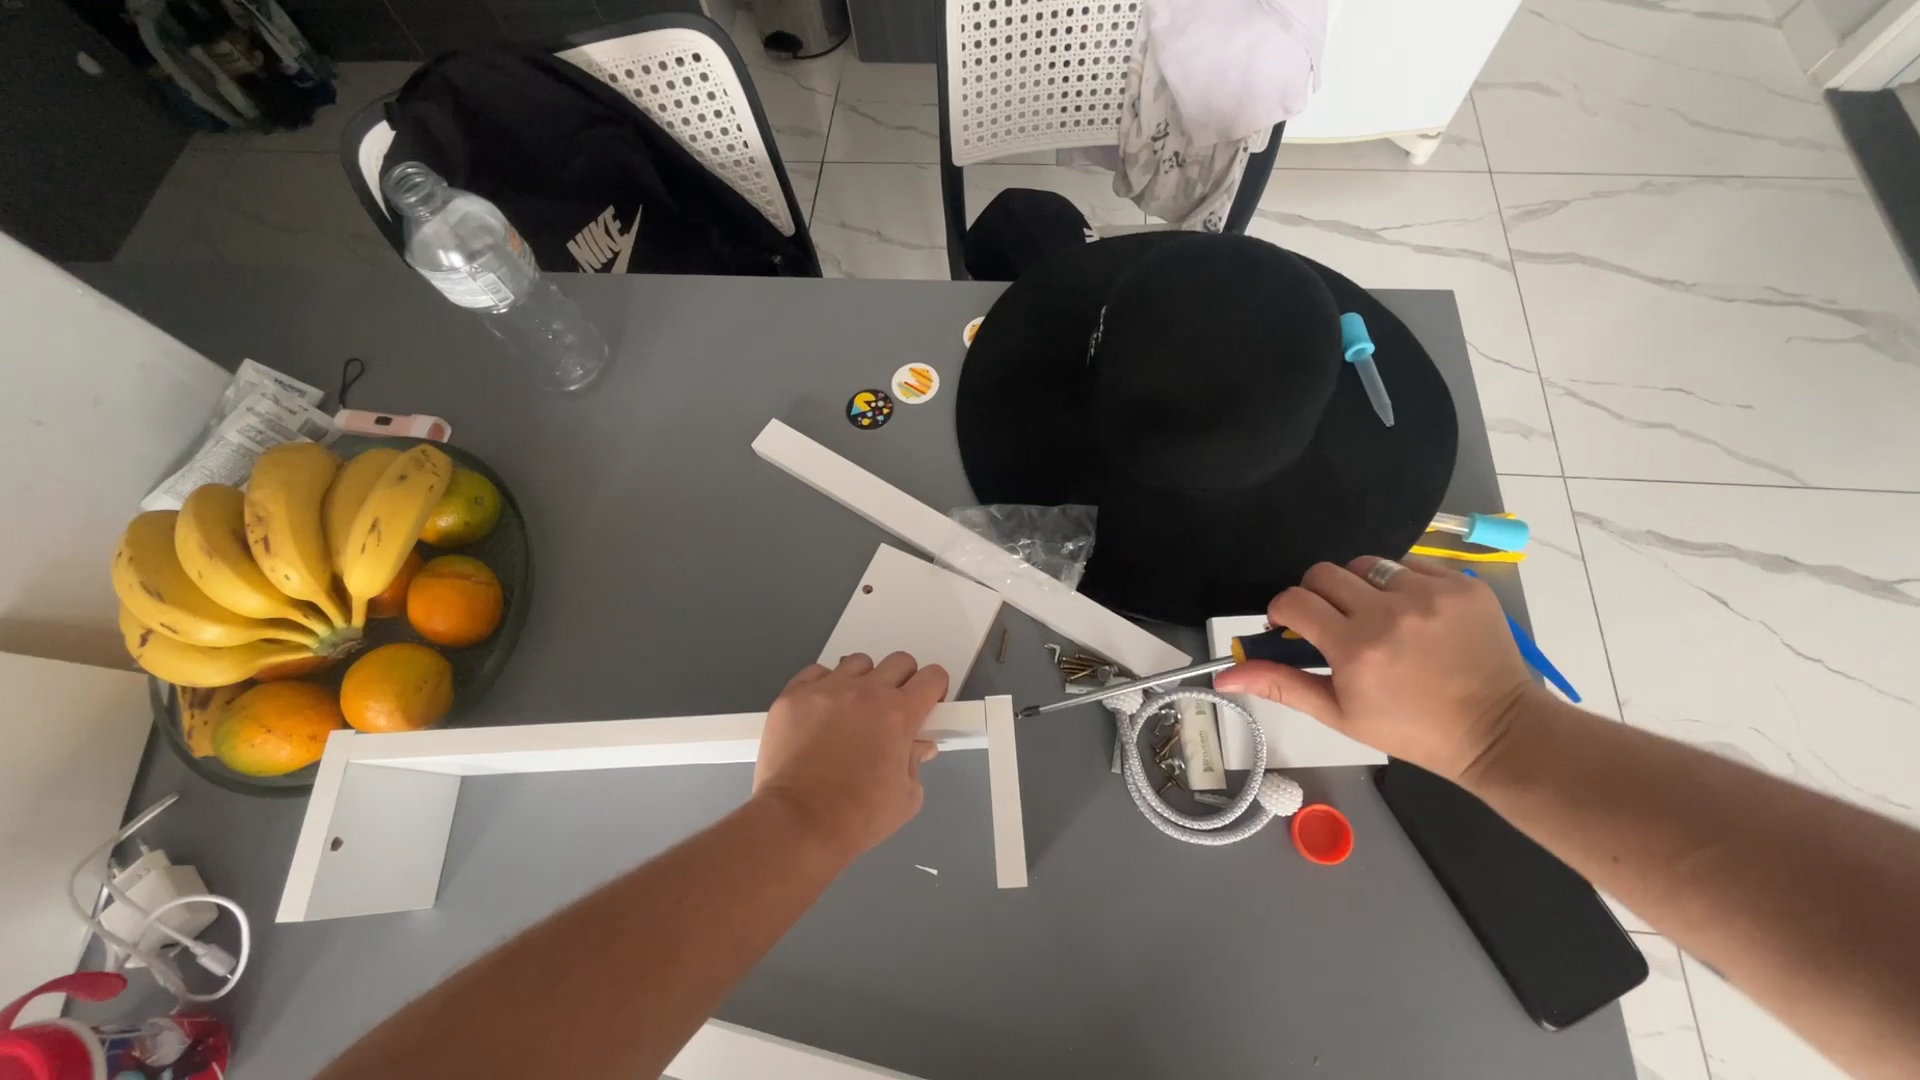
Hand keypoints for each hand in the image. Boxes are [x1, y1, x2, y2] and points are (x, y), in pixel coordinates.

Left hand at [753, 652, 947, 861]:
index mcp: (899, 714)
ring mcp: (826, 690)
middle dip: (903, 682)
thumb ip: (916, 762)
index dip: (934, 689)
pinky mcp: (793, 696)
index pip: (932, 677)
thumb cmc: (857, 816)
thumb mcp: (906, 797)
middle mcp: (865, 692)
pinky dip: (824, 686)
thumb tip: (917, 748)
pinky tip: (822, 711)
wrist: (798, 824)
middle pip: (899, 662)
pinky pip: (816, 672)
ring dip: (863, 681)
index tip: (928, 702)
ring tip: (854, 710)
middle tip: (893, 710)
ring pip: (858, 663)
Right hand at [1214, 557, 1543, 781]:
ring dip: (1359, 586)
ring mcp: (1431, 594)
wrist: (1497, 730)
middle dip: (1316, 596)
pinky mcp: (1463, 585)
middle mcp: (1390, 612)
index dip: (1283, 612)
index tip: (1293, 628)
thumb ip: (1280, 684)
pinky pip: (1411, 564)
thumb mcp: (1338, 713)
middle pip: (1323, 573)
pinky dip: (1401, 583)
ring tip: (1375, 616)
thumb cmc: (1410, 729)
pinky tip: (1413, 614)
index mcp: (1355, 648)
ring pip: (1366, 564)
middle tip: (1332, 623)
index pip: (1293, 601)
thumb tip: (1223, 676)